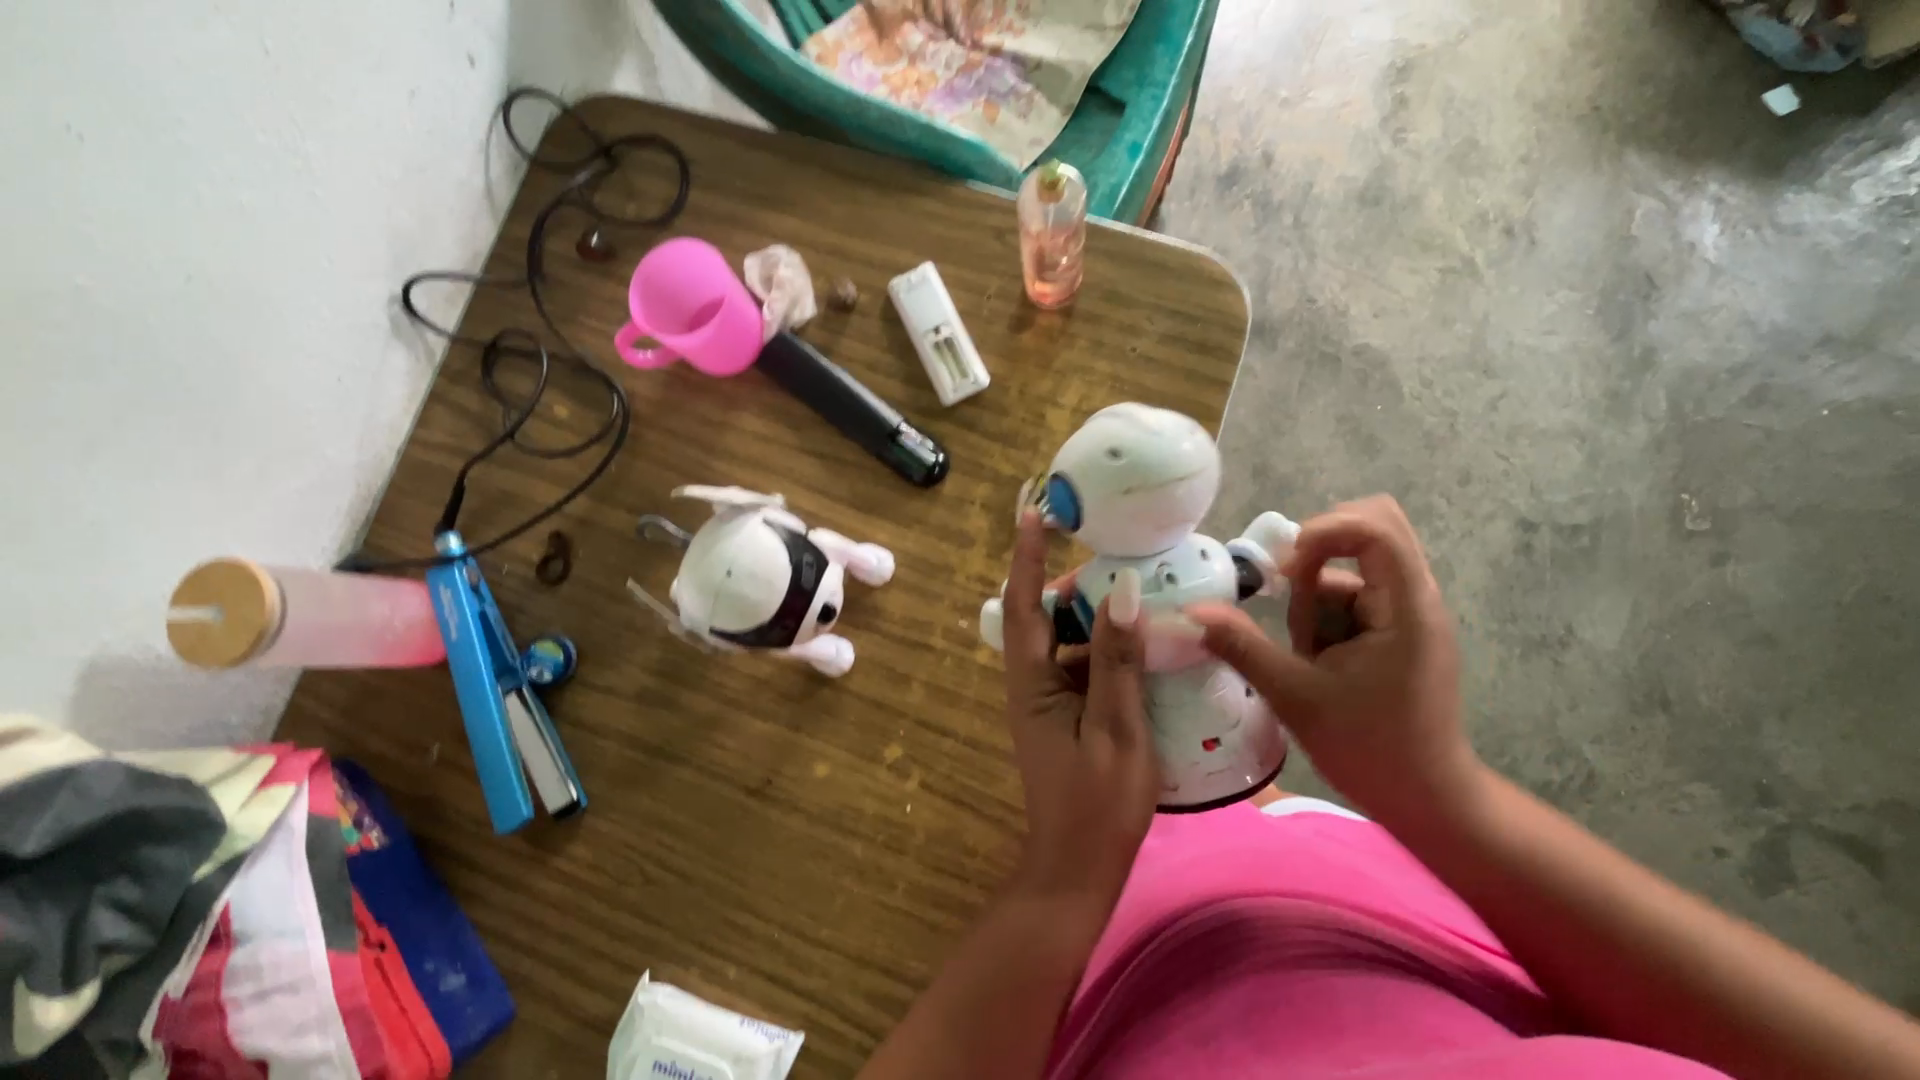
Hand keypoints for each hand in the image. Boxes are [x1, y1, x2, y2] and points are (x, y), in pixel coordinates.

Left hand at [1000, 511, 1157, 910]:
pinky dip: (1109, 650)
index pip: (1023, 606)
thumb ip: (1117, 660)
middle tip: (1118, 554)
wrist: (1078, 868)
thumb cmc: (1097, 803)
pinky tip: (1146, 644)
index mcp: (1031, 683)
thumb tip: (1124, 591)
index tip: (1034, 513)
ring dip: (1096, 616)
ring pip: (1068, 642)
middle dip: (1074, 583)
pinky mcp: (1068, 717)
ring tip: (1140, 590)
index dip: (1028, 558)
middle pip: (1046, 618)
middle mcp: (1031, 685)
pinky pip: (1084, 668)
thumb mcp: (1116, 728)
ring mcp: (1049, 702)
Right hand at [1186, 496, 1480, 824]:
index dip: (1324, 531)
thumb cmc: (1368, 748)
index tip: (1286, 568)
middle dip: (1317, 555)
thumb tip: (1191, 610)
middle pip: (1371, 532)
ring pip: (1351, 572)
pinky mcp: (1398, 633)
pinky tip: (1316, 665)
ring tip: (1306, 659)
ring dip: (1315, 602)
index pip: (1375, 528)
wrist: (1425, 799)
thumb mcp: (1294, 695)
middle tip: (1284, 592)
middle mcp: (1415, 600)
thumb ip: (1242, 646)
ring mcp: (1409, 616)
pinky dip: (1324, 622)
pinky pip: (1353, 601)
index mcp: (1406, 608)